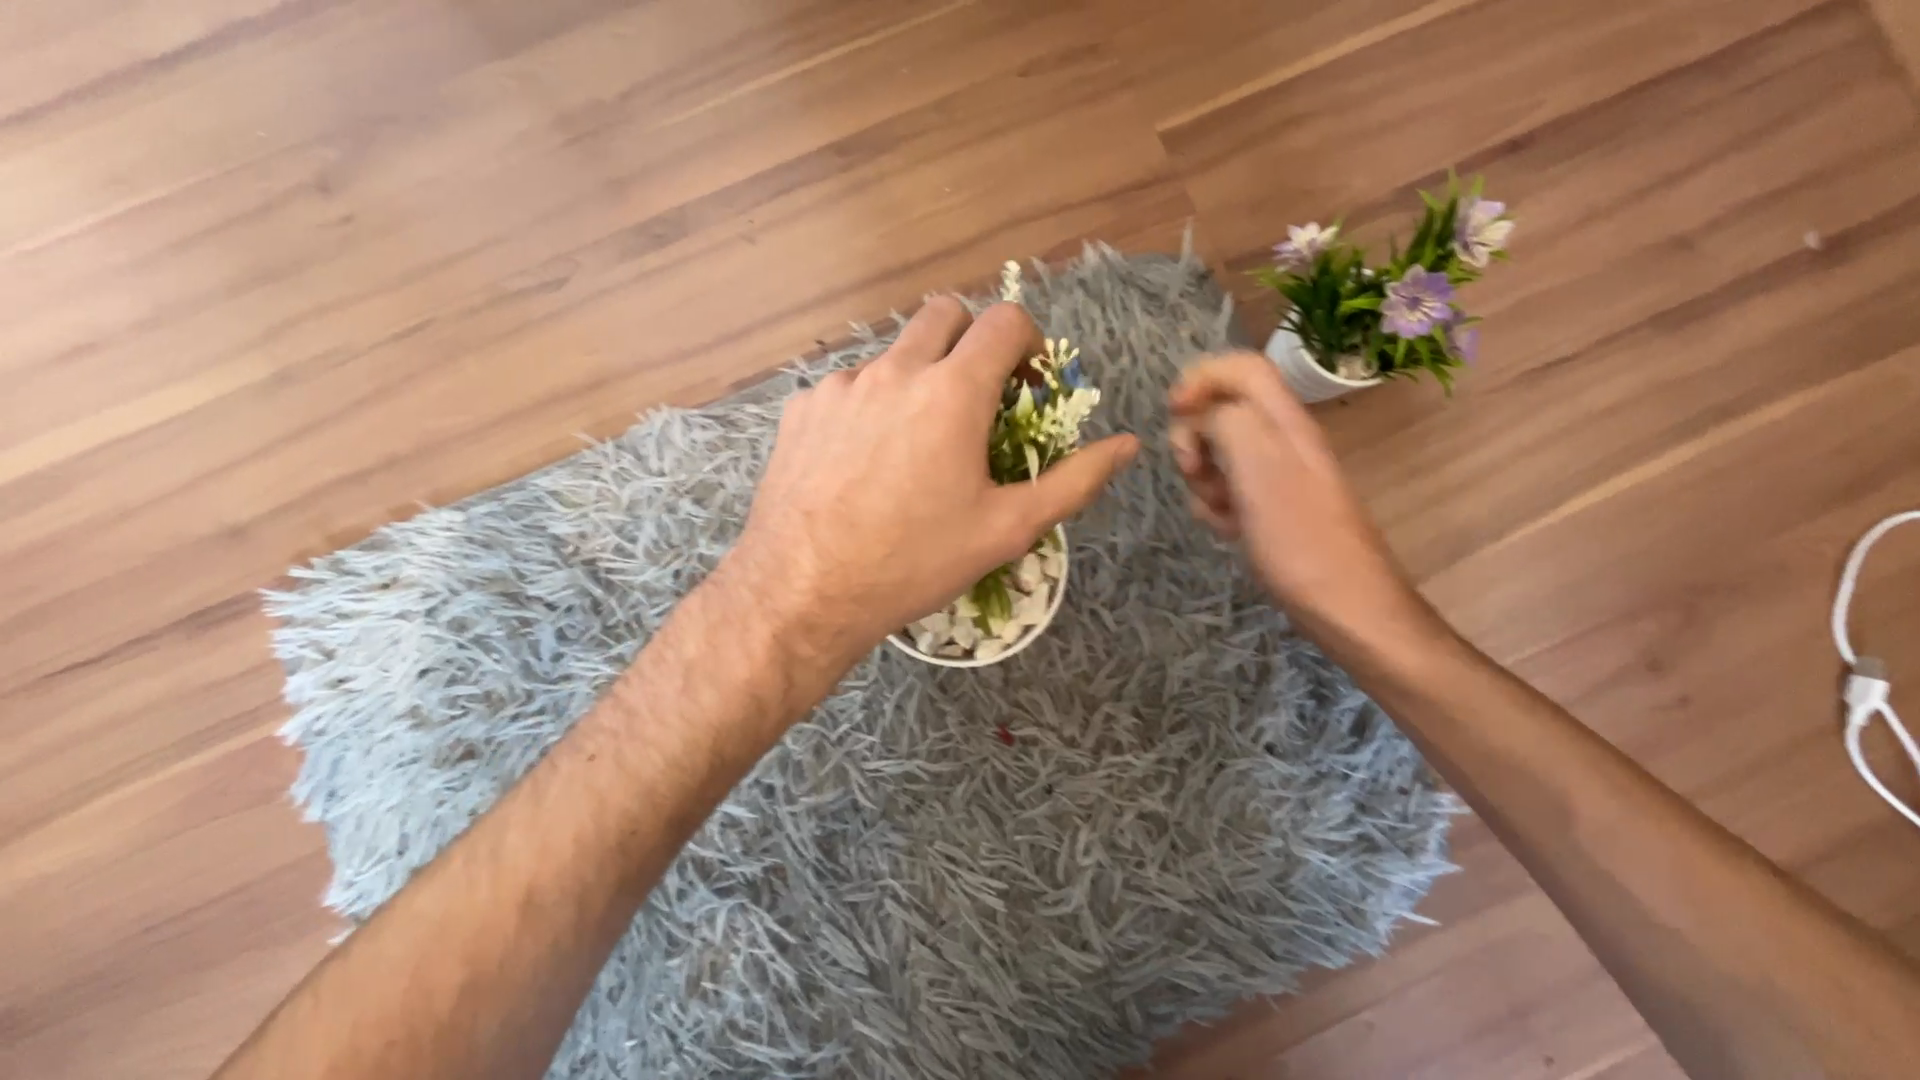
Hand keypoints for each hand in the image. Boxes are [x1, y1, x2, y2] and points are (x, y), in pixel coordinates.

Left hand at [725, 297, 1138, 662]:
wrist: (804, 592)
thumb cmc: (914, 562)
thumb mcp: (1007, 529)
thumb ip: (1074, 481)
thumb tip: (1127, 446)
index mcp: (952, 392)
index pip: (1004, 321)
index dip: (1028, 343)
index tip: (1026, 386)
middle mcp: (895, 371)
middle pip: (944, 314)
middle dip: (970, 341)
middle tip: (975, 398)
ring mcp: (841, 387)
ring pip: (892, 353)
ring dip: (918, 377)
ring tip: (915, 445)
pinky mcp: (802, 410)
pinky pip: (848, 388)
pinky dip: (869, 407)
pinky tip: (863, 464)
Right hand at [1167, 351, 1431, 647]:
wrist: (1344, 606)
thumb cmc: (1299, 536)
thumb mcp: (1257, 464)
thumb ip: (1225, 421)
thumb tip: (1202, 419)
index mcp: (1284, 420)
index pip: (1240, 366)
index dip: (1200, 377)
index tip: (1174, 410)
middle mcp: (1282, 440)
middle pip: (1220, 412)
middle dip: (1193, 439)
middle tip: (1196, 470)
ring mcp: (1276, 477)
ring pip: (1217, 456)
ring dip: (1203, 480)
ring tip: (1221, 511)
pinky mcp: (1270, 509)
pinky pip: (1226, 493)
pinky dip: (1216, 508)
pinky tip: (1229, 531)